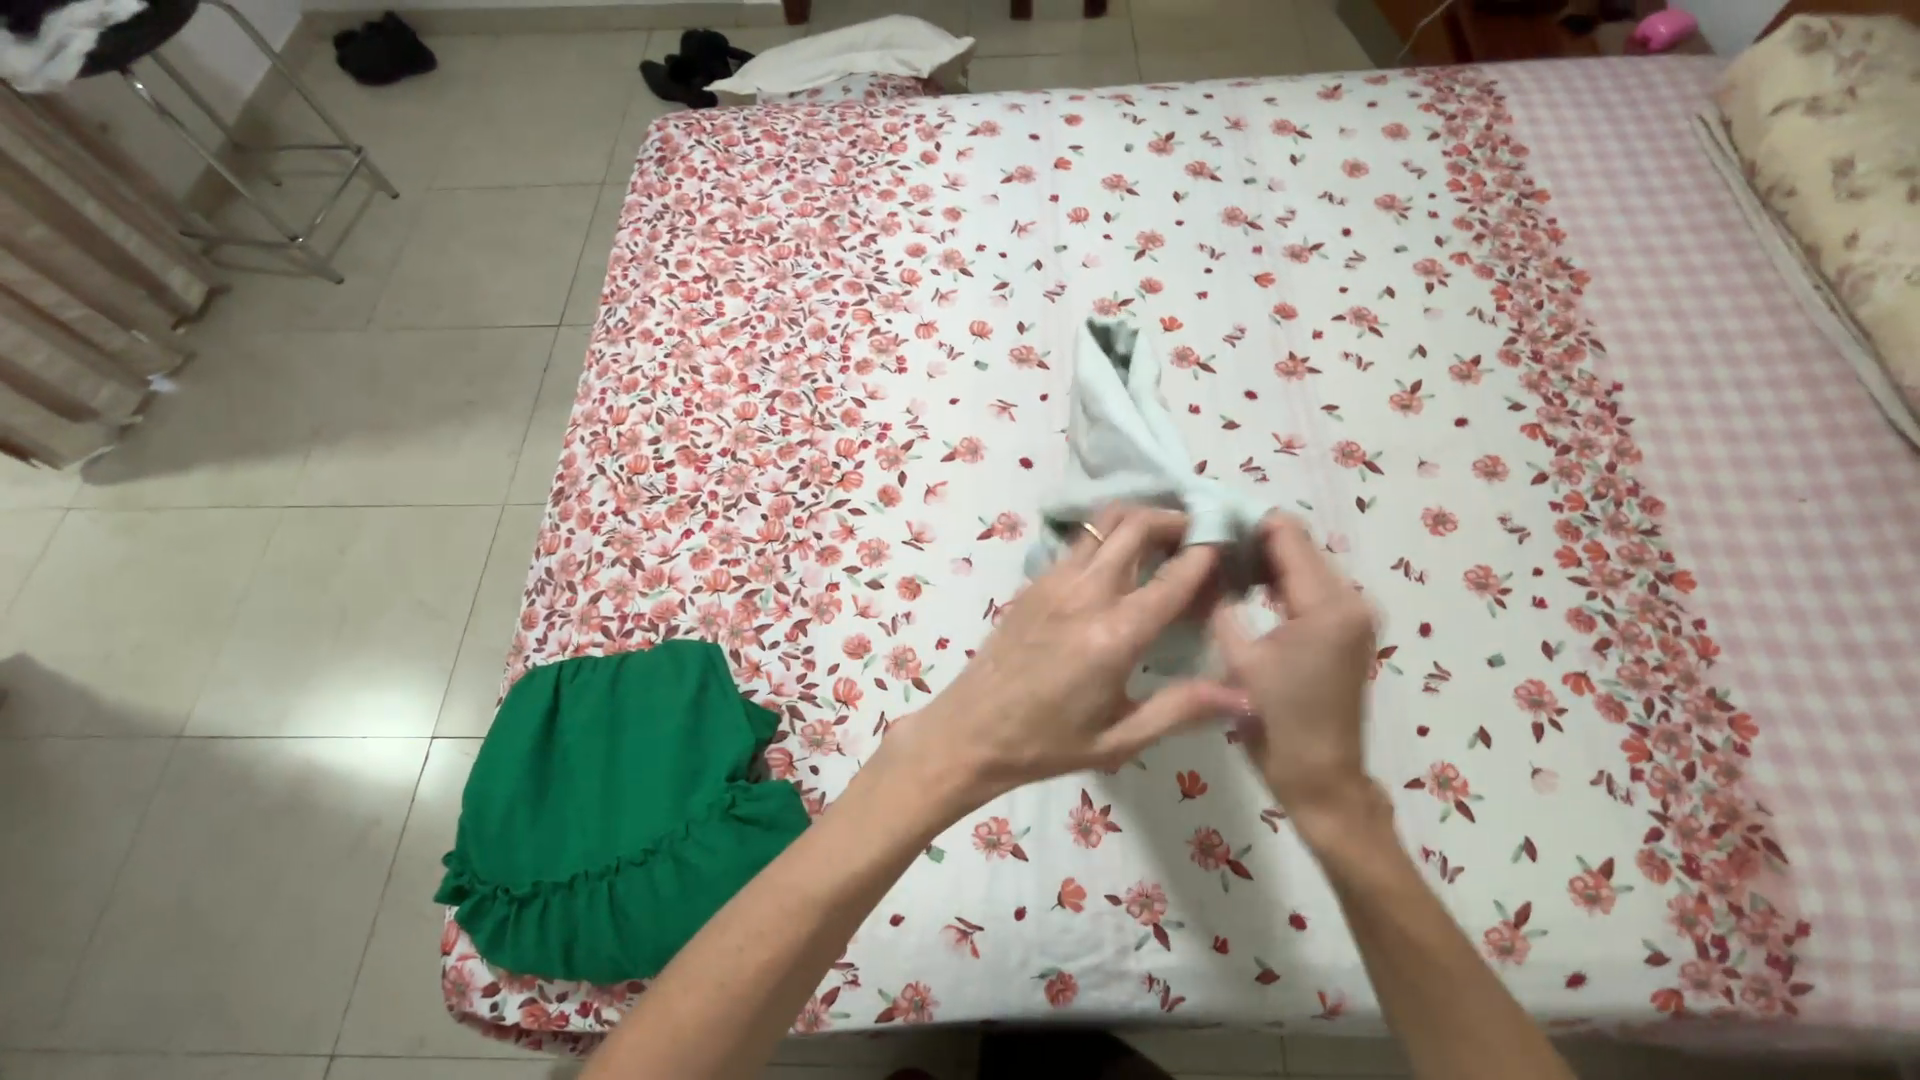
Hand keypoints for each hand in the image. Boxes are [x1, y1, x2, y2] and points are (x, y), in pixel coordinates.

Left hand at [898, 504, 1248, 807]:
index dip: (1209, 554)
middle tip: (1199, 535)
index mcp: (1114, 634)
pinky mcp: (1034, 582)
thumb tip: (1244, 694)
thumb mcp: (1120, 739)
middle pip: (1136, 524)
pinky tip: (1119, 561)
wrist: (970, 731)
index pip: (1175, 575)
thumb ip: (1182, 708)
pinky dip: (1107, 535)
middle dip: (1176, 519)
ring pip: (1103, 521)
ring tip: (1163, 538)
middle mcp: (1085, 593)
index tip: (1230, 549)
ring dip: (1139, 518)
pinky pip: (1079, 541)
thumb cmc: (1047, 743)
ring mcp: (1054, 581)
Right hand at [1212, 515, 1385, 846]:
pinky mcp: (1349, 630)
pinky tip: (1247, 587)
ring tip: (1219, 564)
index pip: (1288, 535)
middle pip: (1300, 546)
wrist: (1320, 777)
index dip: (1246, 522)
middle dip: (1254, 539)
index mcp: (1329, 604)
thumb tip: (1201, 563)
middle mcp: (1353, 600)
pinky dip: (1280, 581)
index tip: (1205, 522)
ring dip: (1266, 560)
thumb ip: (1221, 603)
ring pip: (1305, 565)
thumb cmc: (1277, 722)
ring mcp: (1356, 615)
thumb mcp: (1239, 659)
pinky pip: (1311, 589)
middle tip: (1206, 544)